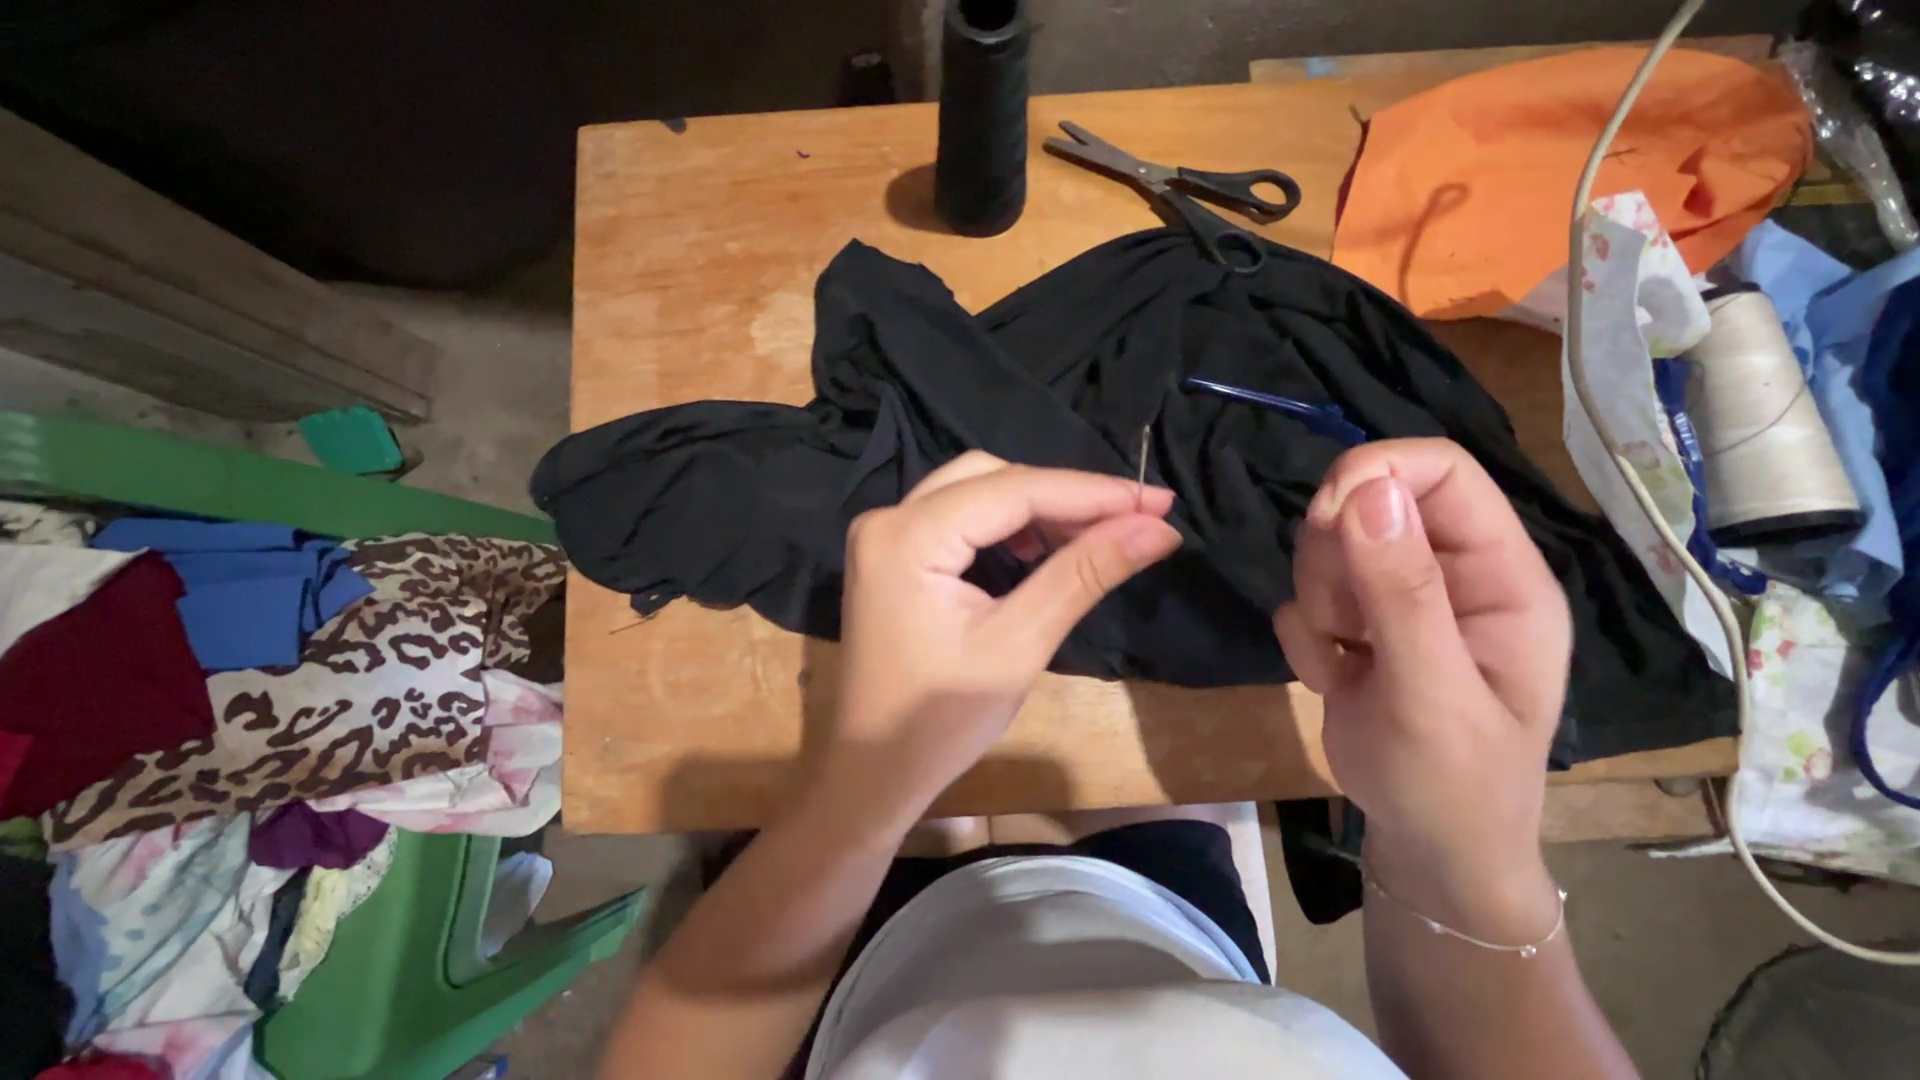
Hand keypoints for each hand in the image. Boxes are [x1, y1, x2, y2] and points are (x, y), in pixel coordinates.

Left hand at [823, 451, 1182, 822]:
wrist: (874, 770)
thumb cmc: (941, 720)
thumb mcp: (1019, 644)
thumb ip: (1083, 574)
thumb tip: (1156, 528)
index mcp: (906, 537)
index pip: (1013, 490)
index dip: (1091, 492)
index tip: (1159, 500)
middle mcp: (887, 519)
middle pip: (990, 478)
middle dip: (1064, 495)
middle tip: (1131, 519)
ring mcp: (884, 535)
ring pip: (975, 491)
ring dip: (1036, 508)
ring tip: (1094, 536)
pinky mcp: (892, 555)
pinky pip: (957, 517)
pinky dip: (1004, 526)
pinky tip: (1038, 551)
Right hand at [1274, 439, 1571, 928]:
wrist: (1427, 845)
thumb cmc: (1455, 782)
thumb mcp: (1433, 693)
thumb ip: (1404, 593)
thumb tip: (1368, 490)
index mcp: (1501, 574)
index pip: (1443, 471)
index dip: (1376, 474)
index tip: (1323, 519)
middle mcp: (1453, 573)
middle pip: (1366, 503)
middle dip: (1333, 559)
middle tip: (1342, 625)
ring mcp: (1400, 598)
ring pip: (1326, 547)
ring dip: (1316, 603)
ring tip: (1346, 663)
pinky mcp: (1355, 624)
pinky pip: (1303, 595)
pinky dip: (1303, 637)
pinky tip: (1335, 679)